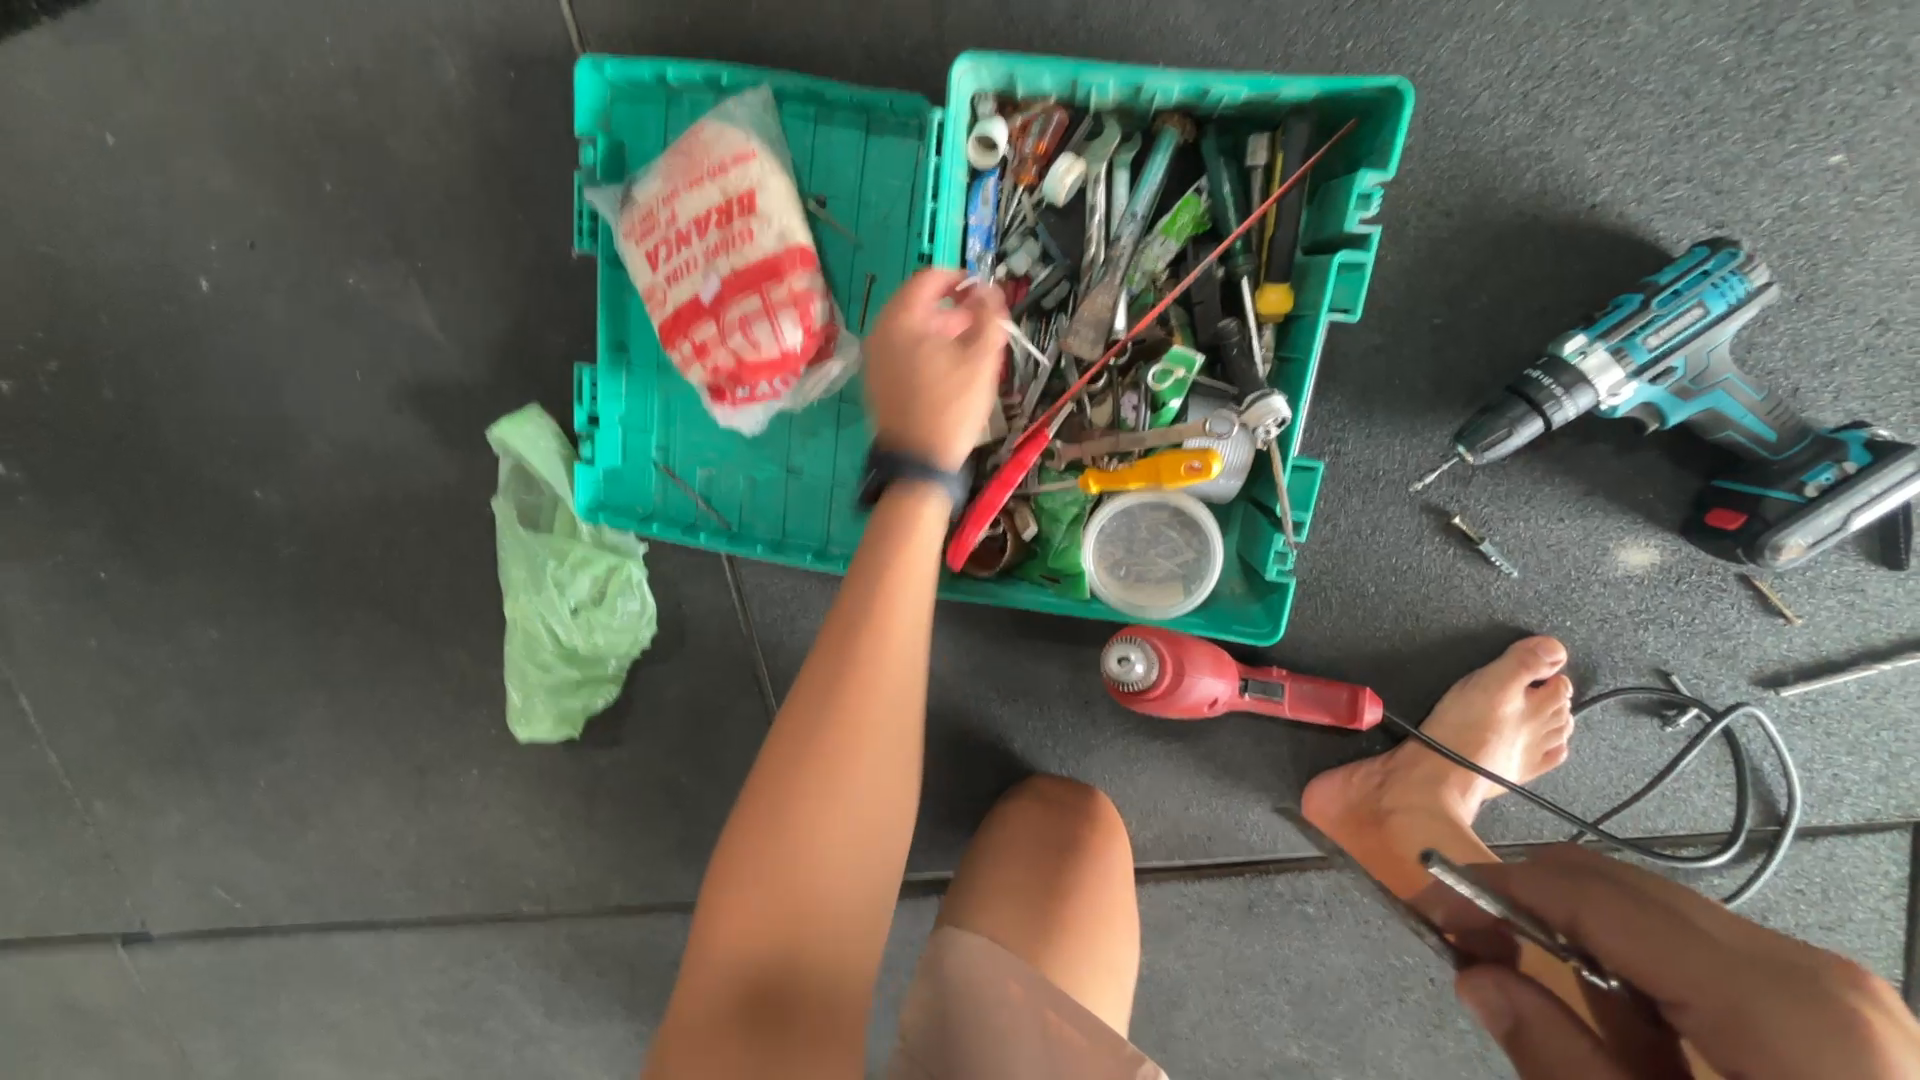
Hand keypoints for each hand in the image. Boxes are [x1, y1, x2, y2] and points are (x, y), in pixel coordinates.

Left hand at [861, 269, 1006, 472]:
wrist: (918, 461)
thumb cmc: (952, 408)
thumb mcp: (982, 360)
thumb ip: (989, 316)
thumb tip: (990, 290)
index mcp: (902, 319)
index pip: (929, 278)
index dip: (959, 278)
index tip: (981, 290)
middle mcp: (880, 332)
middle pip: (917, 303)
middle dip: (951, 306)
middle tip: (980, 320)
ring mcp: (874, 358)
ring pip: (910, 329)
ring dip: (940, 329)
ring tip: (969, 346)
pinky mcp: (876, 380)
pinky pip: (901, 350)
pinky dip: (924, 348)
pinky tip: (948, 368)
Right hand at [1451, 844, 1919, 1078]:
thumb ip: (1563, 1063)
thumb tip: (1476, 981)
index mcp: (1773, 1000)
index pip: (1594, 896)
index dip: (1495, 890)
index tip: (1430, 911)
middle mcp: (1805, 967)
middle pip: (1620, 887)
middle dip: (1530, 909)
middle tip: (1472, 955)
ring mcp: (1830, 986)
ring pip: (1655, 918)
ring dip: (1586, 953)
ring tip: (1576, 1034)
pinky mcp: (1835, 1010)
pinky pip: (1702, 956)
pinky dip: (1645, 984)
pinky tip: (1648, 1053)